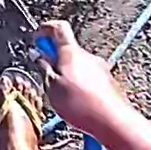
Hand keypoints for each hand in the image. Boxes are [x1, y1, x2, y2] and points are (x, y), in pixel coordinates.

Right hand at [34, 20, 140, 139]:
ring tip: (62, 95)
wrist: (112, 122)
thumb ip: (44, 69)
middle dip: (55, 59)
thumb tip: (39, 57)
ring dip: (67, 74)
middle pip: (67, 49)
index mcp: (71, 53)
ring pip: (77, 65)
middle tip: (46, 76)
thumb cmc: (81, 104)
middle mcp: (87, 56)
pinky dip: (79, 85)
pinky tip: (77, 102)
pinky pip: (88, 78)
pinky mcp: (107, 83)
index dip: (46, 29)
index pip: (59, 28)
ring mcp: (99, 69)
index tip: (38, 39)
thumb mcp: (51, 87)